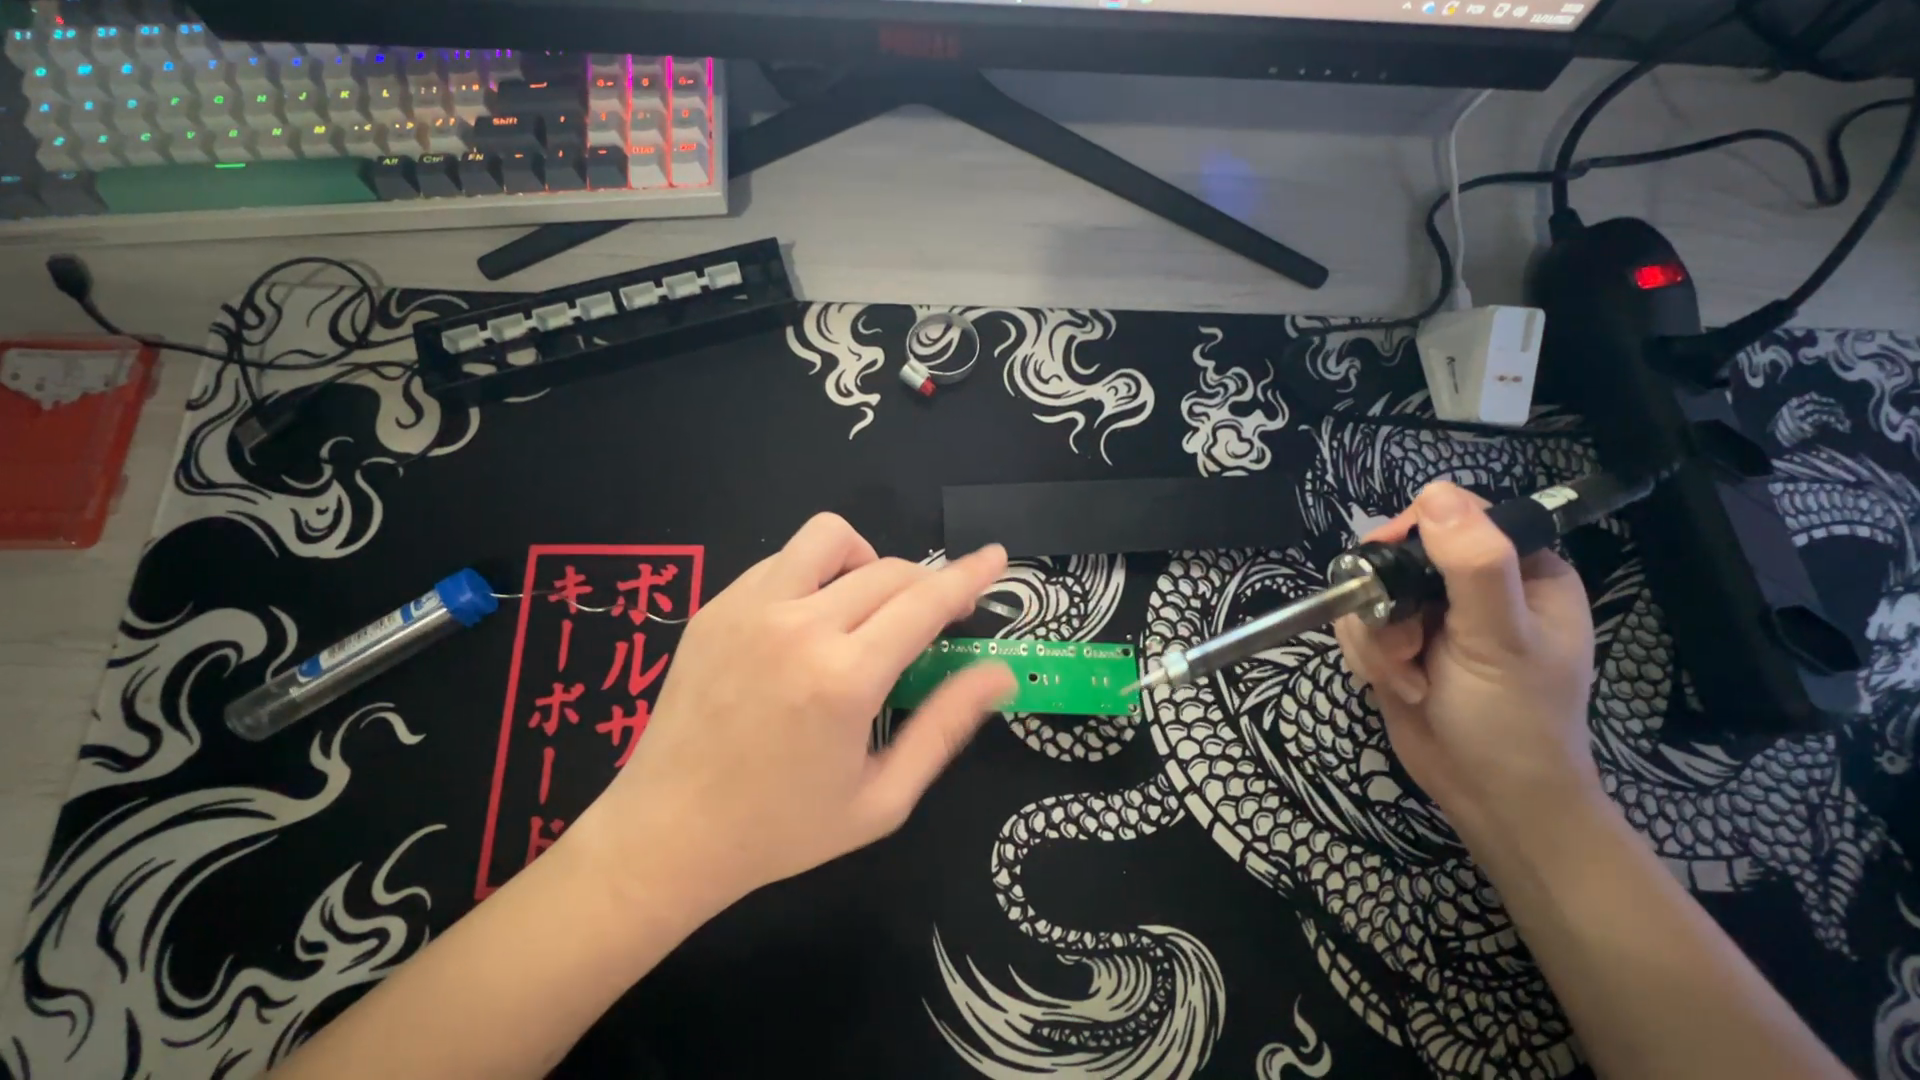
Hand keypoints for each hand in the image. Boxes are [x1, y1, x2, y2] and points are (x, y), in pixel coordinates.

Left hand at [563, 514, 1015, 912]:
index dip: (969, 575)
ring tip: (867, 607)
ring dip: (867, 560)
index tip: (996, 558)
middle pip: (889, 569)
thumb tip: (999, 674)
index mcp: (845, 678)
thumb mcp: (881, 798)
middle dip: (928, 584)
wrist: (667, 833)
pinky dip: (814, 575)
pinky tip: (809, 623)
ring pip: (828, 537)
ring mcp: (749, 608)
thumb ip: (944, 727)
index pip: (926, 601)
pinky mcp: (716, 607)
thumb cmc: (782, 829)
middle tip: (935, 619)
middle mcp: (799, 626)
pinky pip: (782, 561)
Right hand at [1333, 483, 1600, 844]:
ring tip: (1406, 677)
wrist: (1491, 799)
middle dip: (1386, 601)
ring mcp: (1432, 617)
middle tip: (1406, 642)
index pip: (1456, 515)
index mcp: (1522, 570)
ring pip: (1369, 592)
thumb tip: (1435, 492)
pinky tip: (1395, 686)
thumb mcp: (1499, 639)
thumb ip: (1474, 565)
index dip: (1416, 534)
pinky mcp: (1398, 645)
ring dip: (1375, 639)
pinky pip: (1357, 626)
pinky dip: (1366, 657)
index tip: (1394, 571)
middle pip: (1398, 554)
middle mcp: (1474, 587)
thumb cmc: (1514, 720)